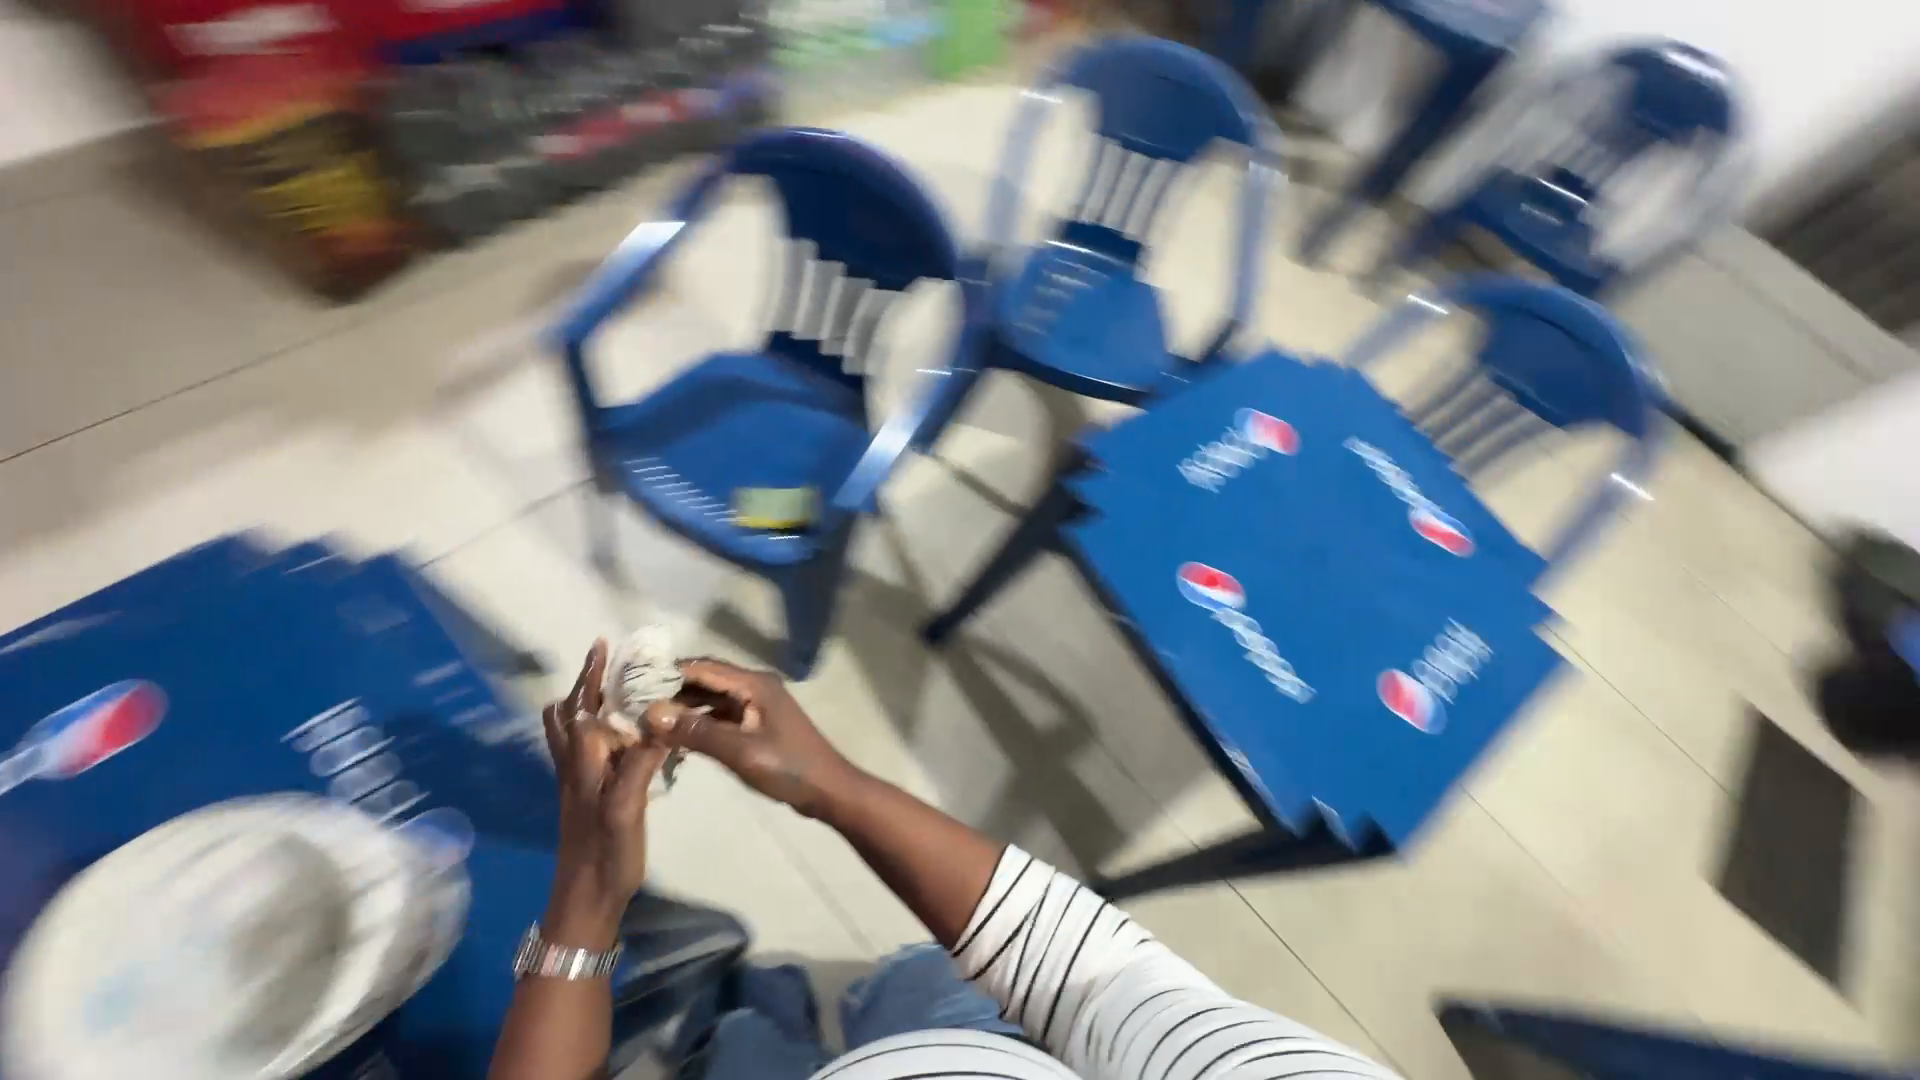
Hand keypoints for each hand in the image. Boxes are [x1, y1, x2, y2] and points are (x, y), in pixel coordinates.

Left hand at [539, 640, 670, 946]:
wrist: (584, 901)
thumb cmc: (607, 854)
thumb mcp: (627, 808)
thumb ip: (639, 762)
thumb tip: (658, 719)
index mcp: (585, 763)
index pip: (584, 707)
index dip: (593, 676)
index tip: (604, 645)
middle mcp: (575, 766)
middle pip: (571, 713)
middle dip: (585, 682)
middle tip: (606, 658)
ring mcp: (575, 782)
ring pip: (568, 732)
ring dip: (579, 703)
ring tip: (600, 687)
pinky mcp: (583, 796)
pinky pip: (579, 749)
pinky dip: (587, 728)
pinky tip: (610, 734)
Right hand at [644, 659, 860, 818]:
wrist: (827, 789)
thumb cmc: (788, 767)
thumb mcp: (739, 751)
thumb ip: (696, 731)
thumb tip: (650, 712)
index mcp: (754, 683)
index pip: (702, 668)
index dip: (666, 674)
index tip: (630, 685)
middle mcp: (754, 686)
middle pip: (705, 680)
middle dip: (671, 691)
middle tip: (632, 707)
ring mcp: (756, 704)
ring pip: (711, 699)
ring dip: (683, 709)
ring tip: (647, 724)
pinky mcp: (756, 723)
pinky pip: (720, 715)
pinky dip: (698, 723)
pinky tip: (675, 738)